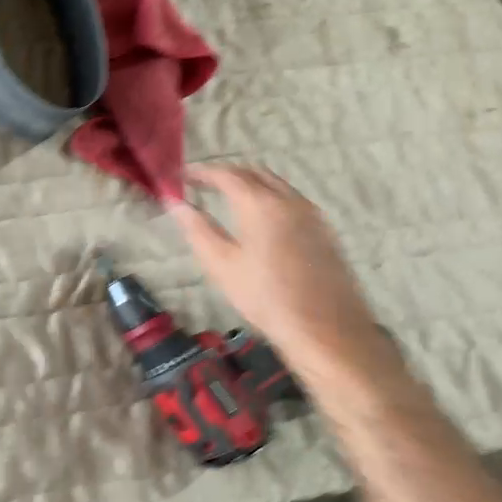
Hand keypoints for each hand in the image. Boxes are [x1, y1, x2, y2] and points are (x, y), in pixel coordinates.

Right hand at [170, 162, 385, 371]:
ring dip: (251, 183)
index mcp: (261, 204)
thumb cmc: (265, 297)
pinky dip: (271, 197)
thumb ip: (196, 228)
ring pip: (277, 185)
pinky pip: (292, 200)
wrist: (326, 330)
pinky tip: (261, 219)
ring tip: (229, 197)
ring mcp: (312, 215)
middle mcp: (289, 200)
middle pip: (255, 173)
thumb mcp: (221, 264)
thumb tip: (174, 202)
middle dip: (227, 173)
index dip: (201, 171)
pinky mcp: (325, 231)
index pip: (226, 174)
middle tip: (204, 183)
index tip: (182, 175)